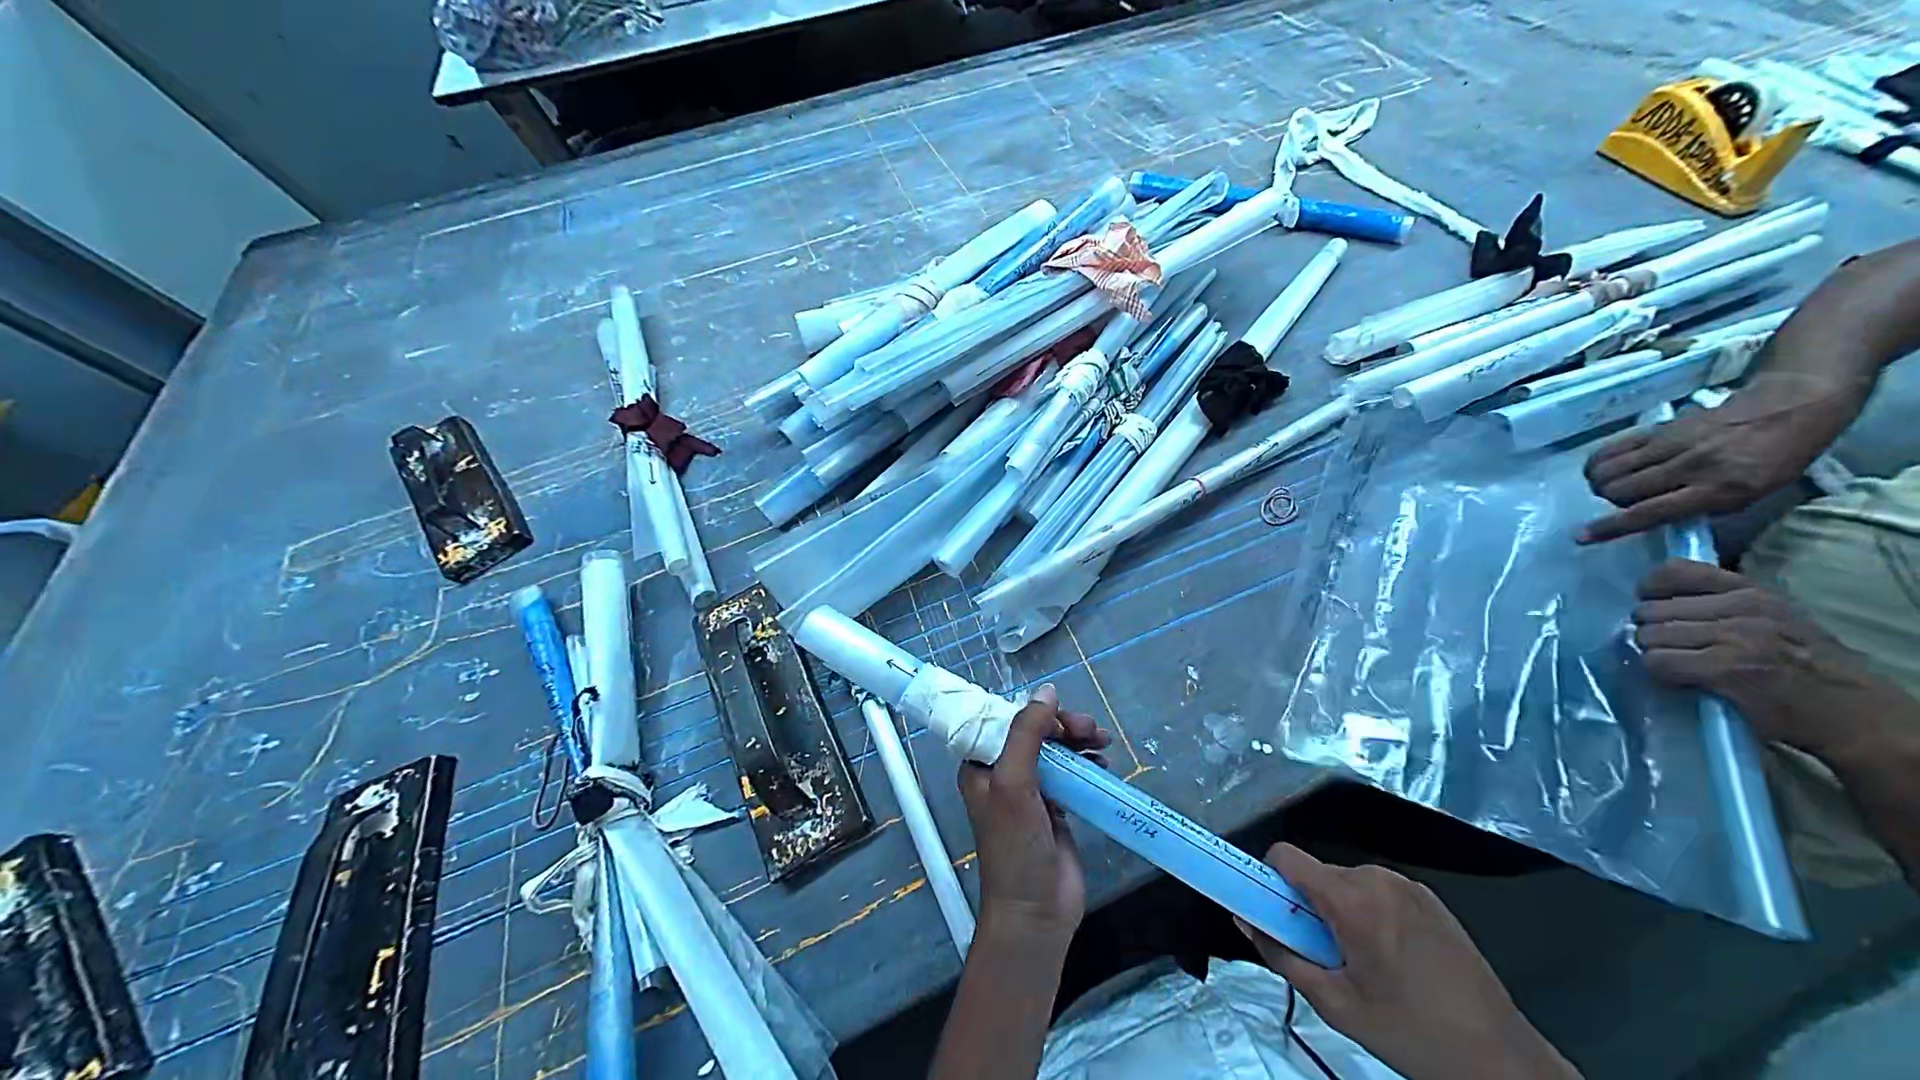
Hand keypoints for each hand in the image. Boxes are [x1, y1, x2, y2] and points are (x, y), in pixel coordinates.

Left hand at [957, 684, 1110, 947]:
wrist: (1036, 912)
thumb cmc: (1015, 846)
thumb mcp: (1013, 782)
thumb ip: (1027, 734)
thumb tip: (1046, 691)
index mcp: (982, 766)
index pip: (1005, 721)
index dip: (1034, 711)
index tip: (1060, 714)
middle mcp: (1004, 774)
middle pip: (1036, 733)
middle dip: (1063, 725)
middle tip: (1090, 728)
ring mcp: (1031, 792)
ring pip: (1057, 751)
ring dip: (1079, 741)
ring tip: (1102, 742)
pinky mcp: (1056, 808)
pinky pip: (1072, 774)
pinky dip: (1087, 764)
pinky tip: (1102, 765)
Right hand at [1238, 844, 1578, 1079]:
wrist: (1503, 1061)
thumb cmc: (1411, 1033)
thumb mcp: (1334, 1003)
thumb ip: (1280, 955)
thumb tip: (1245, 920)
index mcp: (1351, 899)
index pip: (1285, 856)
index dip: (1267, 879)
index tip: (1273, 915)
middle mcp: (1377, 878)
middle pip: (1315, 874)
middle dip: (1307, 907)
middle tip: (1323, 956)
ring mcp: (1408, 885)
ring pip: (1346, 884)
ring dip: (1338, 913)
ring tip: (1361, 964)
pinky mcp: (1430, 899)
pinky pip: (1377, 892)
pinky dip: (1369, 914)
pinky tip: (1392, 960)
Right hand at [1579, 373, 1862, 542]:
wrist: (1791, 406)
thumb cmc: (1778, 458)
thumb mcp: (1752, 493)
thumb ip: (1701, 506)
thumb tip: (1655, 516)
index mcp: (1719, 488)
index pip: (1648, 512)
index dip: (1611, 527)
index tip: (1583, 536)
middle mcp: (1689, 467)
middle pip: (1619, 490)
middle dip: (1608, 502)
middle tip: (1617, 503)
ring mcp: (1671, 444)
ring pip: (1608, 470)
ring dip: (1599, 483)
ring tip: (1608, 486)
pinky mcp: (1659, 429)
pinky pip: (1612, 449)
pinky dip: (1599, 462)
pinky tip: (1603, 467)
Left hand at [1631, 558, 1905, 761]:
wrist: (1855, 712)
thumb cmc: (1803, 662)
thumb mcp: (1770, 616)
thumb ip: (1718, 599)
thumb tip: (1651, 597)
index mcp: (1752, 591)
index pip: (1674, 572)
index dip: (1651, 591)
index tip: (1654, 606)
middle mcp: (1745, 608)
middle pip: (1651, 610)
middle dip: (1651, 630)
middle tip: (1673, 647)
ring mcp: (1736, 638)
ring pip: (1650, 636)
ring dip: (1655, 652)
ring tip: (1681, 663)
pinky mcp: (1725, 669)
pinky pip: (1658, 662)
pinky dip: (1661, 672)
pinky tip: (1684, 679)